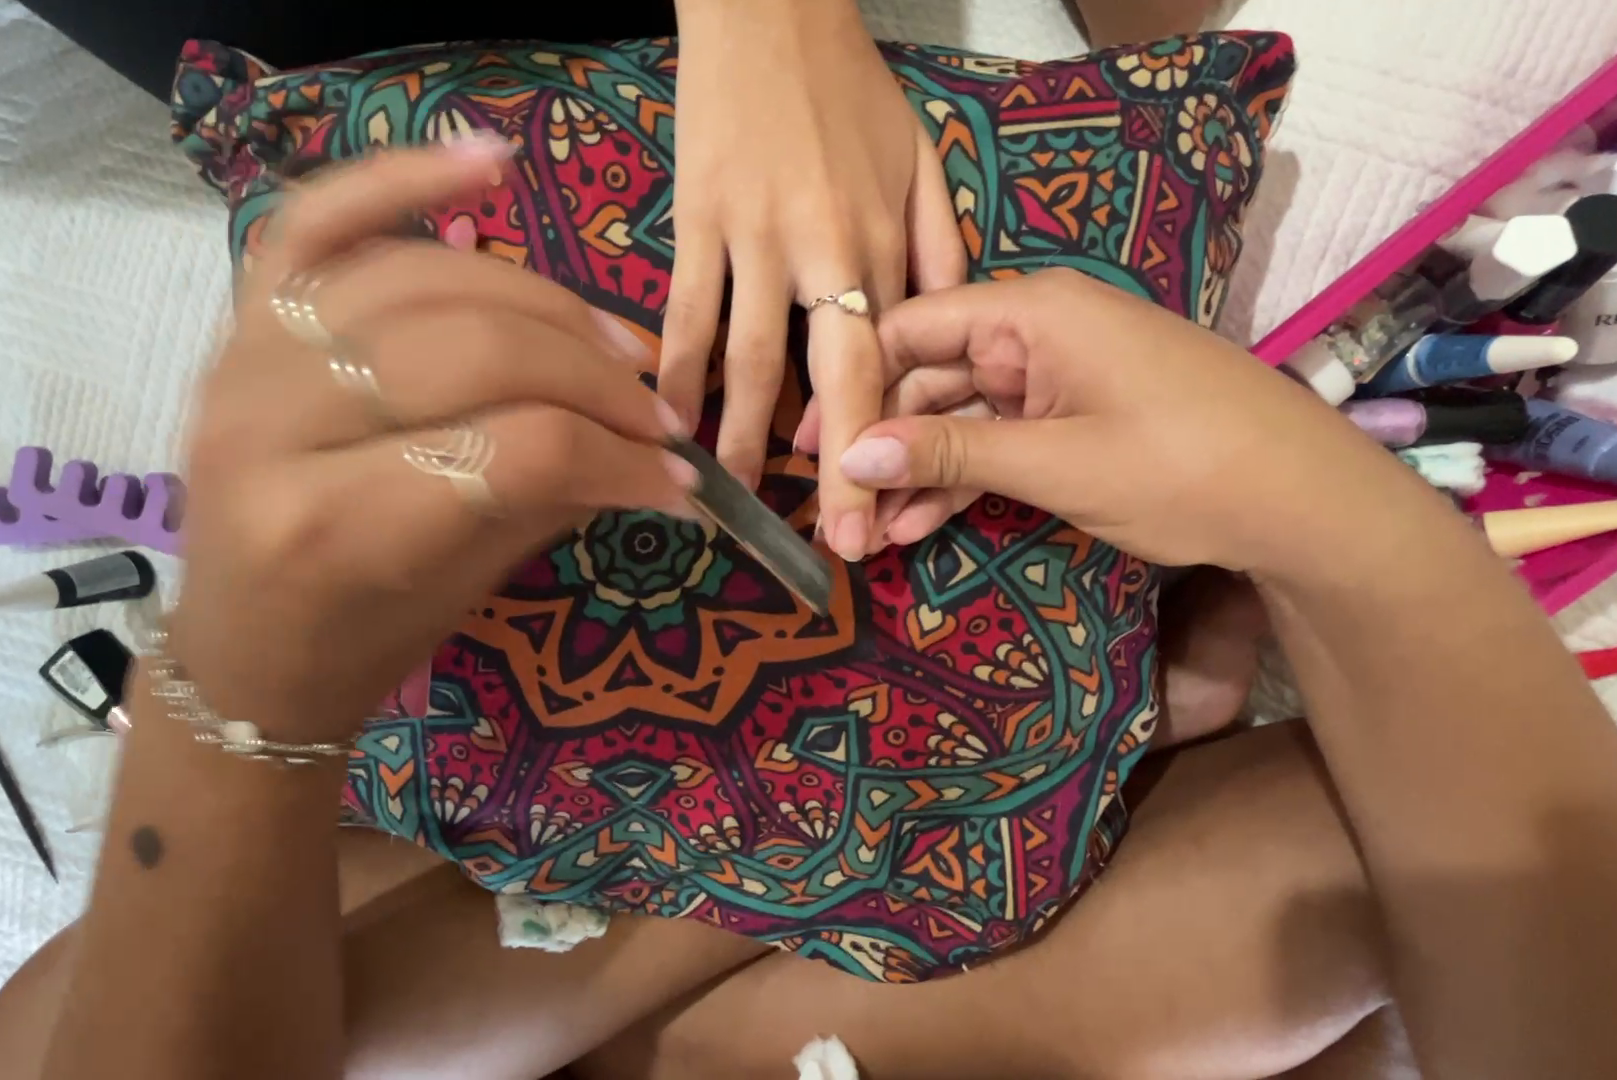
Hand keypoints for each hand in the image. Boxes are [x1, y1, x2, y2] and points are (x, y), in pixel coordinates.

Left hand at [167, 141, 697, 744]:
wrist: (246, 646)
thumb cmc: (364, 639)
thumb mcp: (471, 585)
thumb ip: (558, 498)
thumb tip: (656, 453)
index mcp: (336, 525)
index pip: (516, 454)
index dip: (617, 458)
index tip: (679, 479)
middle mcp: (278, 424)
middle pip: (477, 351)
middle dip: (595, 381)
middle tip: (656, 415)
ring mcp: (246, 358)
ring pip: (427, 281)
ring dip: (547, 305)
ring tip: (616, 347)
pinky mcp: (240, 322)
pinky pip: (320, 222)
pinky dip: (406, 181)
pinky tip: (491, 165)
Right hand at [663, 0, 965, 560]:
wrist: (768, 6)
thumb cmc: (849, 88)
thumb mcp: (922, 157)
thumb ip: (941, 246)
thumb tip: (948, 330)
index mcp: (887, 240)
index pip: (890, 366)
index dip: (886, 447)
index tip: (883, 515)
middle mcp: (827, 249)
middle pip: (831, 378)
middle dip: (833, 468)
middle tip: (832, 544)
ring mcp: (756, 236)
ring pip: (748, 357)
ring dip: (741, 436)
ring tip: (736, 498)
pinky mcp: (697, 219)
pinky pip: (686, 309)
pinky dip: (675, 371)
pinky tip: (668, 420)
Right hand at [829, 269, 1422, 571]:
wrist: (1303, 506)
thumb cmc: (1181, 466)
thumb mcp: (1054, 461)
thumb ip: (949, 451)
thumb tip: (853, 453)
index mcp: (1032, 312)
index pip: (912, 329)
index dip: (853, 383)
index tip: (810, 440)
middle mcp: (1035, 333)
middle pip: (928, 381)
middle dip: (883, 446)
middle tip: (836, 507)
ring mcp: (1052, 380)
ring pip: (957, 421)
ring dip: (916, 474)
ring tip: (870, 532)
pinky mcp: (1068, 421)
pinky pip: (994, 443)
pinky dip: (960, 481)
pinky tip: (918, 526)